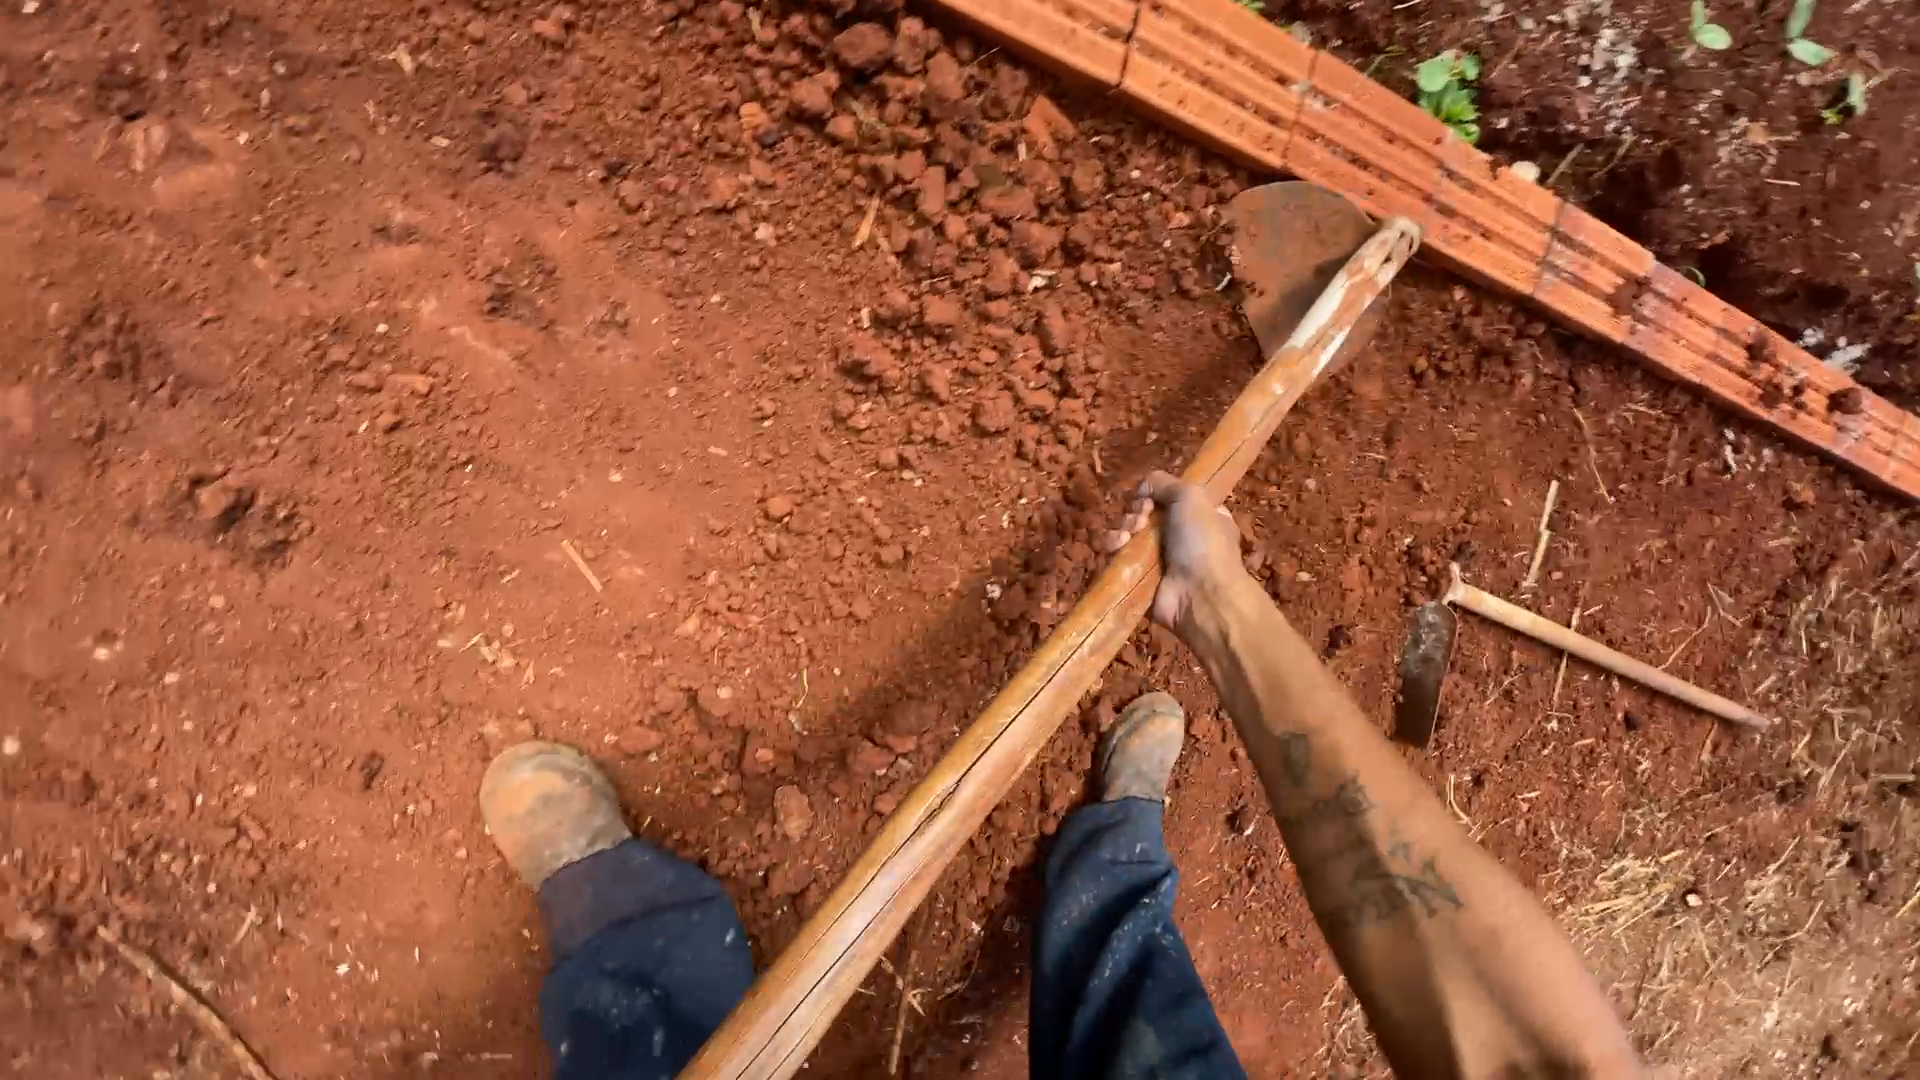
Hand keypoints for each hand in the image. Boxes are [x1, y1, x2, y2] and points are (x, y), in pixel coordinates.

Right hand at [1101, 471, 1250, 636]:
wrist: (1200, 593)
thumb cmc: (1202, 541)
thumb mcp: (1191, 496)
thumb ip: (1164, 483)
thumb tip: (1142, 486)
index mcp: (1197, 515)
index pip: (1165, 497)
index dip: (1152, 494)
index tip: (1150, 500)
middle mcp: (1178, 535)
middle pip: (1143, 513)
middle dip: (1135, 512)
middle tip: (1141, 519)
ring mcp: (1158, 558)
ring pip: (1128, 533)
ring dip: (1123, 528)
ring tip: (1128, 535)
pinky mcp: (1139, 576)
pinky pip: (1118, 555)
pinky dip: (1113, 546)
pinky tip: (1118, 546)